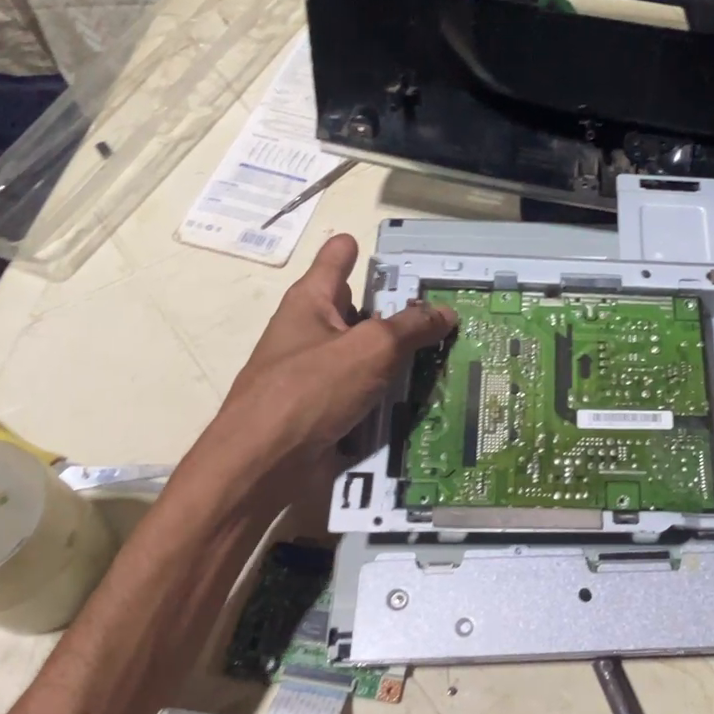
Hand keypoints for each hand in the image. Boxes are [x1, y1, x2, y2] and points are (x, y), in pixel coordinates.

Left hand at [181, 234, 455, 514]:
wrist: (263, 463)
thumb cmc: (309, 390)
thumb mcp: (370, 349)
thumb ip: (410, 327)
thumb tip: (445, 312)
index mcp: (311, 301)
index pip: (337, 257)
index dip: (366, 250)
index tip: (403, 256)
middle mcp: (311, 331)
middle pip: (361, 311)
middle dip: (400, 311)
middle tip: (449, 312)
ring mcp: (317, 374)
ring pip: (368, 357)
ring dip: (401, 359)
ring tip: (450, 355)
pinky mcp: (325, 410)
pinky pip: (366, 394)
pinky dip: (391, 396)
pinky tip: (425, 401)